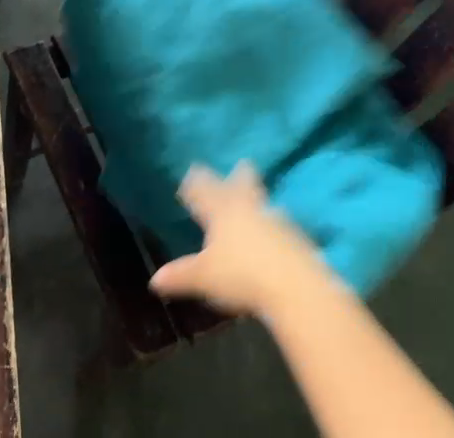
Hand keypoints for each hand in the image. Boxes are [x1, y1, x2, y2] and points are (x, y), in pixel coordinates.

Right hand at [148, 161, 324, 316]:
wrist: (296, 287)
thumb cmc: (241, 275)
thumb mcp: (204, 278)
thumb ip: (180, 276)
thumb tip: (154, 280)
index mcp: (222, 211)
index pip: (203, 190)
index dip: (195, 183)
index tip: (190, 175)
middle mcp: (249, 208)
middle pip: (243, 184)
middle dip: (239, 175)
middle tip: (241, 165)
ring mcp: (277, 221)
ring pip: (264, 203)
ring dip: (259, 202)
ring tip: (257, 204)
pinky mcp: (299, 239)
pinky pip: (282, 226)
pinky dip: (275, 227)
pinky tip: (275, 237)